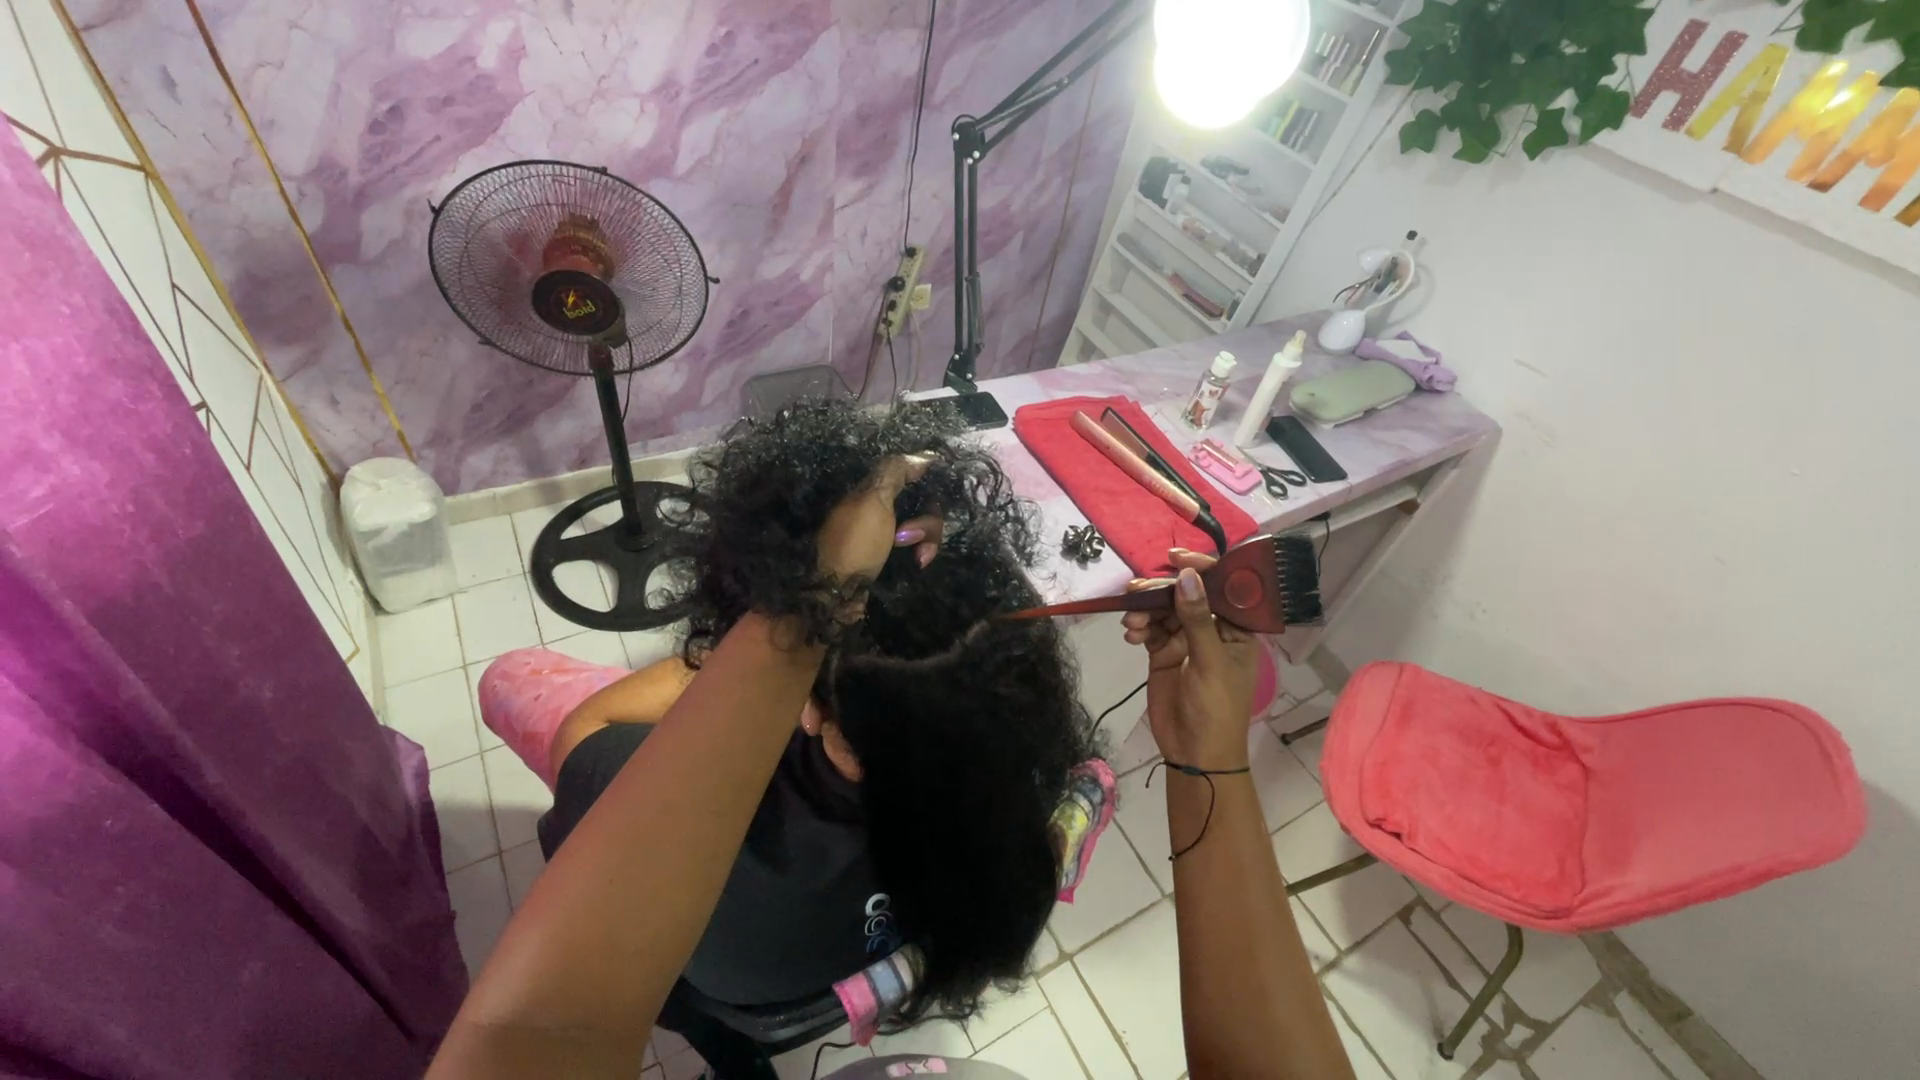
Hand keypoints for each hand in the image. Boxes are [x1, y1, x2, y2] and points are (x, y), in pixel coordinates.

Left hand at [815, 454, 944, 585]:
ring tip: (917, 557)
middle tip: (910, 538)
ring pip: (925, 525)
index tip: (940, 490)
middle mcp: (881, 508)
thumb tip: (922, 454)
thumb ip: (894, 472)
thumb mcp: (872, 502)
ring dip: (927, 538)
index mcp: (872, 490)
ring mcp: (888, 535)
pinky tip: (918, 564)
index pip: (911, 472)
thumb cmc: (854, 546)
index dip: (929, 478)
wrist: (836, 598)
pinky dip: (924, 552)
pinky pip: (921, 545)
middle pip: (923, 501)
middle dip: (928, 519)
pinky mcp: (895, 558)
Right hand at [1121, 548, 1259, 768]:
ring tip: (1130, 623)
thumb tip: (1186, 576)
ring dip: (1145, 611)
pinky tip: (1130, 636)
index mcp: (1237, 628)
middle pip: (1186, 594)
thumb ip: (1196, 619)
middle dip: (1161, 591)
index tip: (1175, 558)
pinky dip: (1139, 628)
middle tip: (1137, 592)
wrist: (1195, 752)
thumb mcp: (1210, 662)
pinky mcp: (1163, 652)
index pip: (1223, 587)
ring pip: (1163, 610)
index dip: (1202, 568)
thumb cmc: (1217, 708)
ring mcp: (1186, 639)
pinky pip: (1149, 629)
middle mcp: (1212, 628)